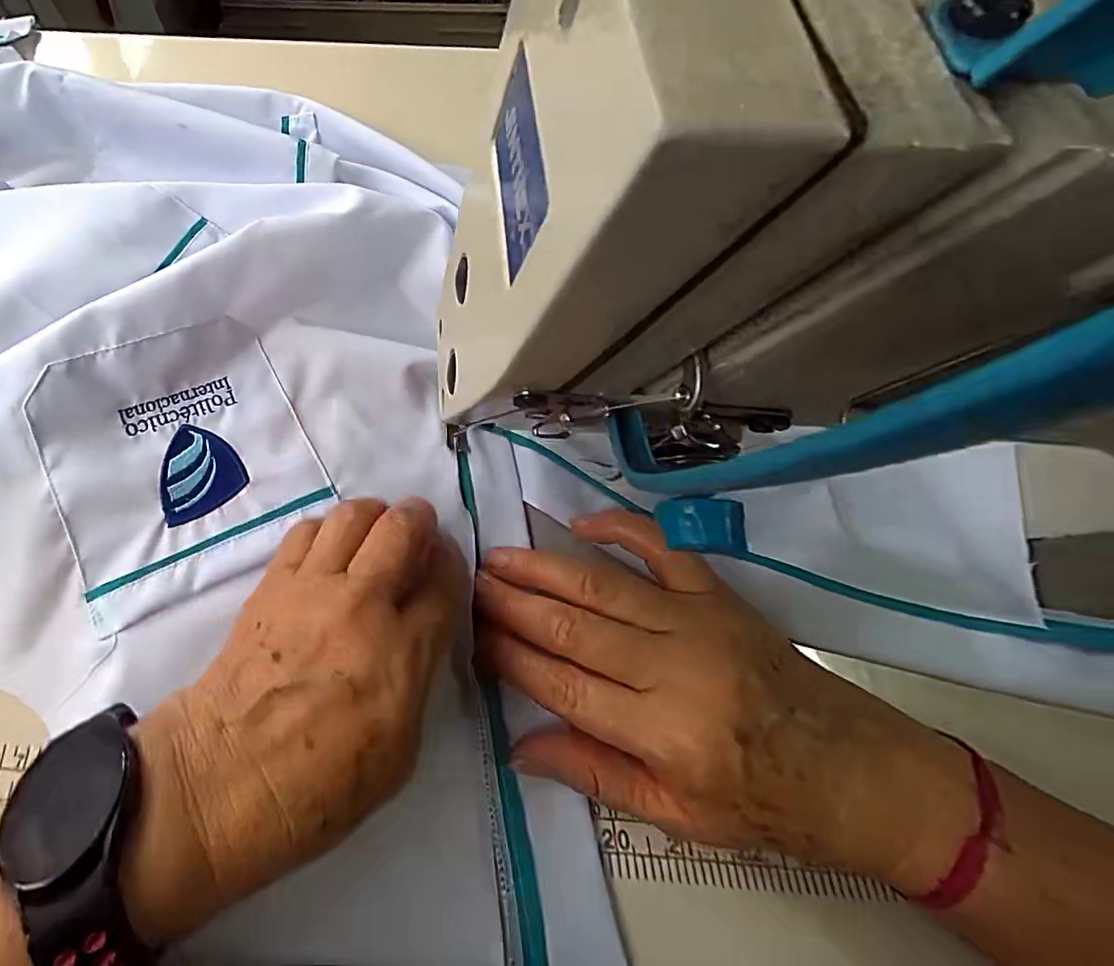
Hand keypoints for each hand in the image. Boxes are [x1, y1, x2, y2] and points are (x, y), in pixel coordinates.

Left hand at [122, 498, 466, 940]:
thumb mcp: (402, 747)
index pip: (443, 581)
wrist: (232, 767)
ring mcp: (311, 587)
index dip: (449, 563)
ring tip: (372, 529)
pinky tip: (326, 547)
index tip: (443, 562)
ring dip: (370, 515)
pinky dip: (324, 529)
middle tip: (416, 526)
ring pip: (349, 517)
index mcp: (404, 651)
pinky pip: (303, 533)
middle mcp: (361, 603)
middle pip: (399, 530)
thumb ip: (415, 676)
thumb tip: (414, 634)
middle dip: (416, 520)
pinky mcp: (270, 584)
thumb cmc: (324, 782)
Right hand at [474, 509, 974, 893]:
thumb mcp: (679, 816)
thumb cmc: (769, 805)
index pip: (560, 685)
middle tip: (465, 584)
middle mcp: (677, 673)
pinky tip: (580, 522)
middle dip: (508, 604)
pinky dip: (622, 529)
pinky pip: (666, 551)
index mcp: (665, 736)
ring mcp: (701, 626)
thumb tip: (516, 748)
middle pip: (570, 628)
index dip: (505, 656)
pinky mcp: (723, 600)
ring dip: (540, 568)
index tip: (466, 635)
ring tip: (494, 557)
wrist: (874, 780)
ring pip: (601, 587)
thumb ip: (593, 774)